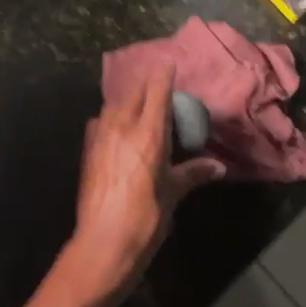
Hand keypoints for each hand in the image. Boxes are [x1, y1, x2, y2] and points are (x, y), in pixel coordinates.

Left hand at [59, 64, 225, 306]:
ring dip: (128, 102)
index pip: (156, 90)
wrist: (103, 241)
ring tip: (141, 109)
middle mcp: (121, 126)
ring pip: (115, 106)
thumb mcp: (173, 193)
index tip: (169, 64)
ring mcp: (100, 135)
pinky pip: (102, 122)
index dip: (163, 75)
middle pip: (134, 93)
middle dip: (147, 87)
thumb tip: (218, 166)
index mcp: (148, 132)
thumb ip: (193, 173)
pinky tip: (119, 131)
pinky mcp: (87, 149)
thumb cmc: (146, 217)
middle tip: (160, 90)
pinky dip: (113, 119)